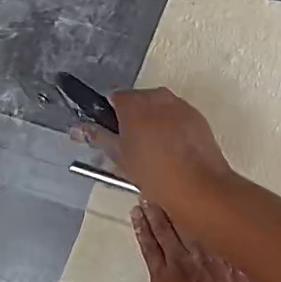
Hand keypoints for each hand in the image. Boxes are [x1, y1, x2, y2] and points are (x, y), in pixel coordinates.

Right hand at [78, 88, 234, 206]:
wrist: (197, 185)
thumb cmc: (157, 173)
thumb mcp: (120, 157)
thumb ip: (100, 137)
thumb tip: (83, 129)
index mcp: (134, 104)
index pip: (114, 97)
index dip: (111, 114)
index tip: (110, 130)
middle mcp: (159, 97)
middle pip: (138, 100)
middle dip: (132, 118)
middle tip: (130, 144)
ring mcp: (181, 105)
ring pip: (159, 108)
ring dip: (153, 122)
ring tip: (152, 151)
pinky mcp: (197, 116)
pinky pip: (178, 116)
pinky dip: (172, 127)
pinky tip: (171, 151)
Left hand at [131, 201, 280, 281]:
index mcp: (234, 259)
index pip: (224, 225)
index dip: (215, 207)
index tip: (211, 190)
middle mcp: (208, 254)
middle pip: (192, 220)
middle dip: (182, 201)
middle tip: (174, 181)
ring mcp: (183, 264)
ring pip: (169, 228)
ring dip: (159, 209)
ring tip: (151, 191)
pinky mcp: (162, 278)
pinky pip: (151, 247)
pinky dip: (143, 230)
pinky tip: (138, 215)